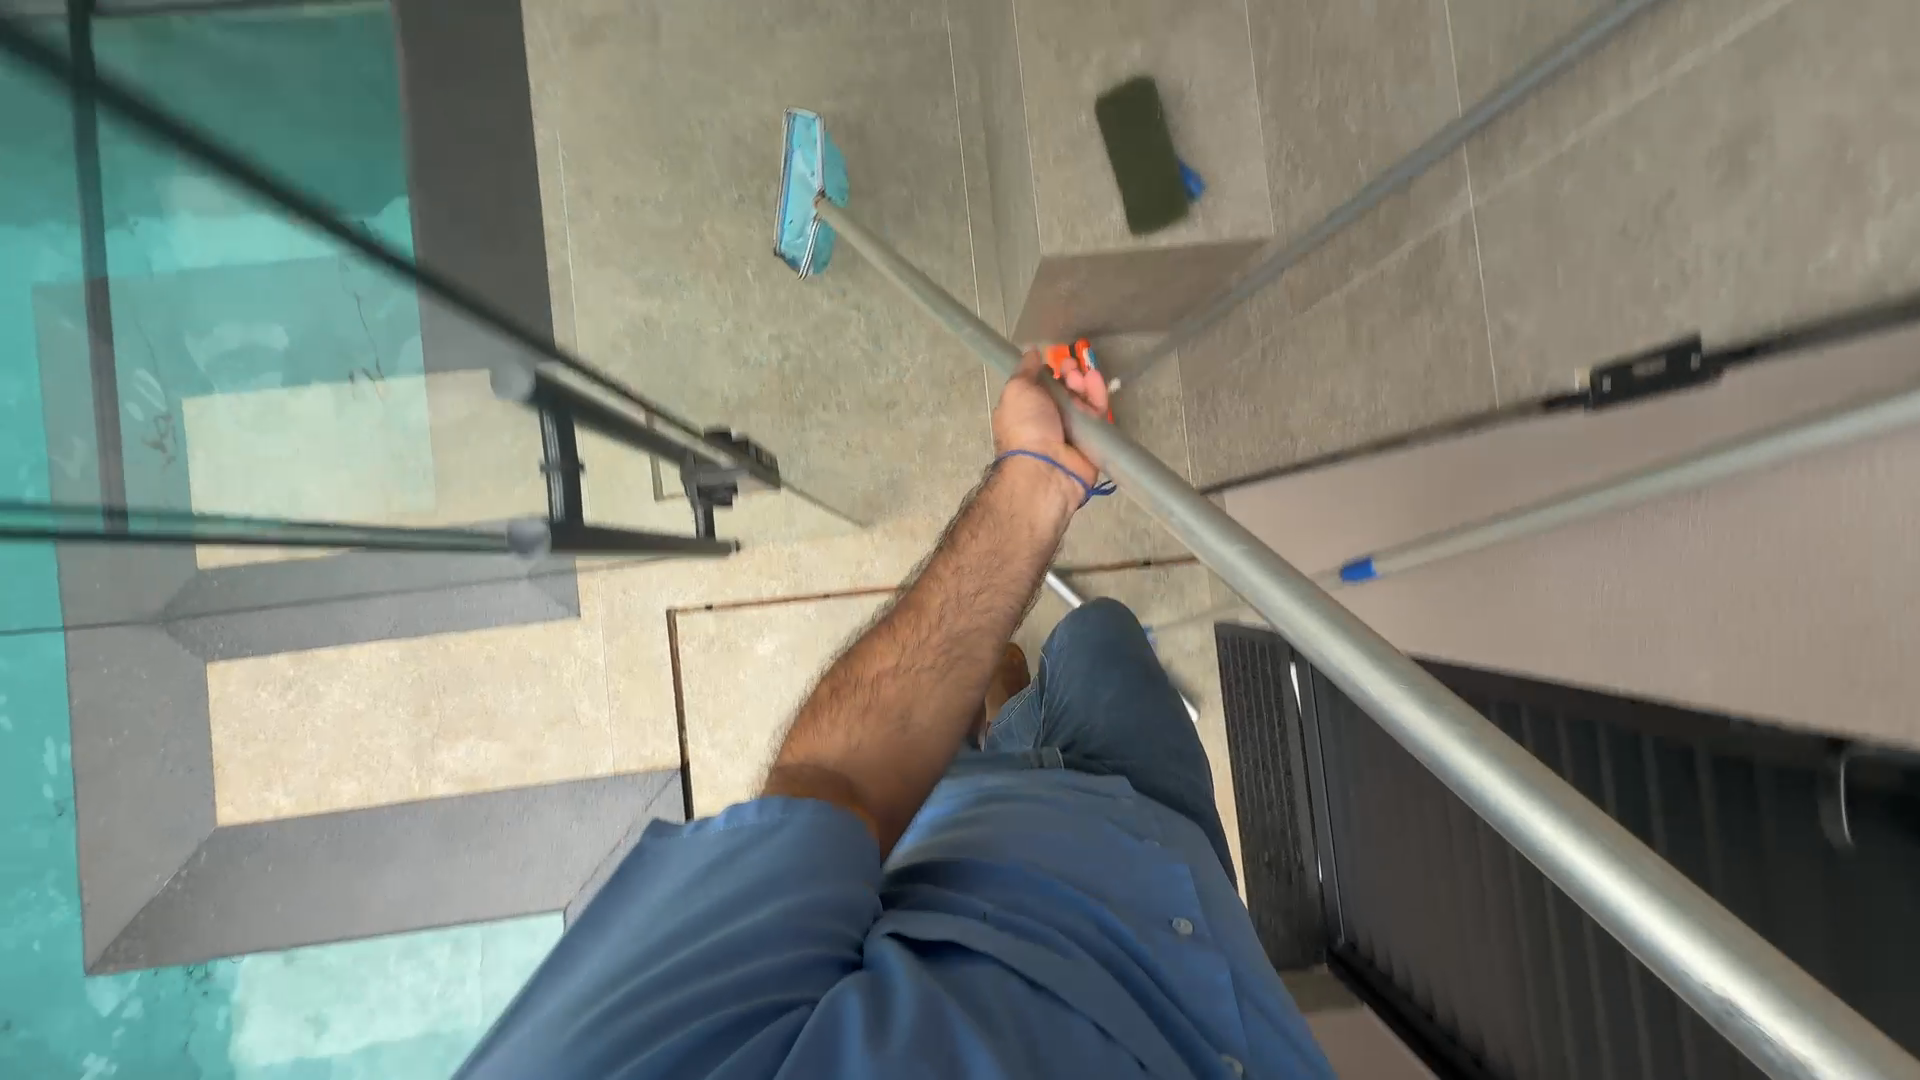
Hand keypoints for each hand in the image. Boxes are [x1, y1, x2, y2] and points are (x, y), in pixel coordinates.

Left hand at [992, 350, 1109, 509]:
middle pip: (1065, 391)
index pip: (1042, 387)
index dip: (1049, 371)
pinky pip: (1099, 412)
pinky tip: (1095, 379)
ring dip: (1082, 382)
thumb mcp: (1016, 391)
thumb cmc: (1025, 426)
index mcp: (1027, 411)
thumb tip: (1031, 352)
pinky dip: (1098, 394)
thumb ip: (1025, 370)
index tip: (1052, 361)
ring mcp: (1073, 430)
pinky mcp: (1094, 438)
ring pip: (1083, 399)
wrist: (1045, 467)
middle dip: (1068, 374)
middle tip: (1069, 366)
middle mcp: (1050, 421)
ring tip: (1079, 376)